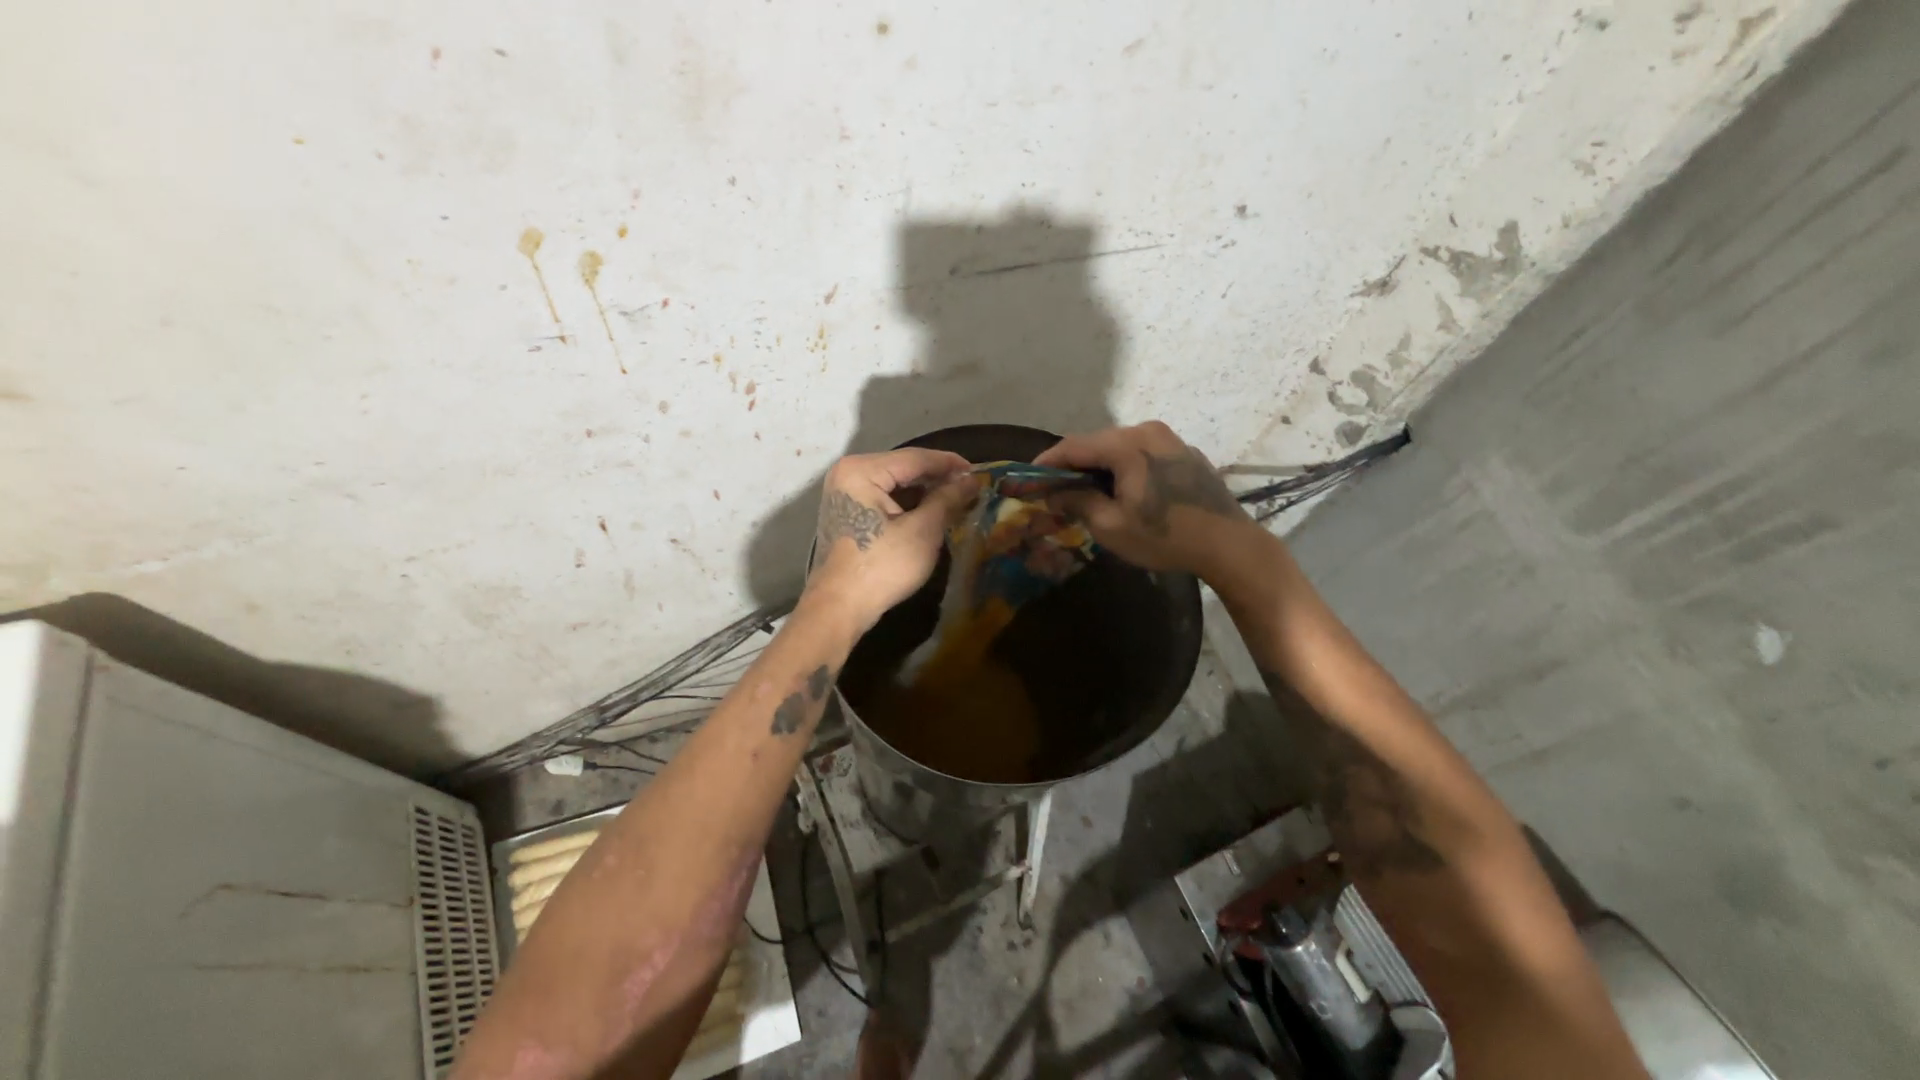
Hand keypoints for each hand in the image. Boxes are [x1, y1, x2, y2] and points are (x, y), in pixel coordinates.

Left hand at [803, 448, 976, 630]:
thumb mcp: (922, 531)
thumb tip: (971, 480)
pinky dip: (907, 504)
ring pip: (894, 484)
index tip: (980, 471)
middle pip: (903, 468)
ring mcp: (844, 494)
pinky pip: (883, 499)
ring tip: (957, 500)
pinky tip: (931, 512)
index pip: (915, 457)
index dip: (950, 464)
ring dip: (924, 492)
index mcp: (862, 470)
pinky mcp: (846, 513)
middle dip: (937, 478)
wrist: (839, 608)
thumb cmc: (882, 567)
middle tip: (972, 487)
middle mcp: (848, 473)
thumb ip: (948, 499)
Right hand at [1034, 421, 1257, 575]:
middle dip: (1073, 465)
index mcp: (1127, 444)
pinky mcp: (1185, 453)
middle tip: (1053, 488)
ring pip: (1120, 447)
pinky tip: (1120, 491)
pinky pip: (1142, 454)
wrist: (1228, 544)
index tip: (1027, 478)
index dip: (1047, 462)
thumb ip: (1078, 502)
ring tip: (1083, 492)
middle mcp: (1148, 431)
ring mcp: (1170, 439)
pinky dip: (1124, 468)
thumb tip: (1053, 492)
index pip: (1074, 446)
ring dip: (1099, 467)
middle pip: (1097, 443)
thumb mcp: (1111, 526)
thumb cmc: (1165, 536)